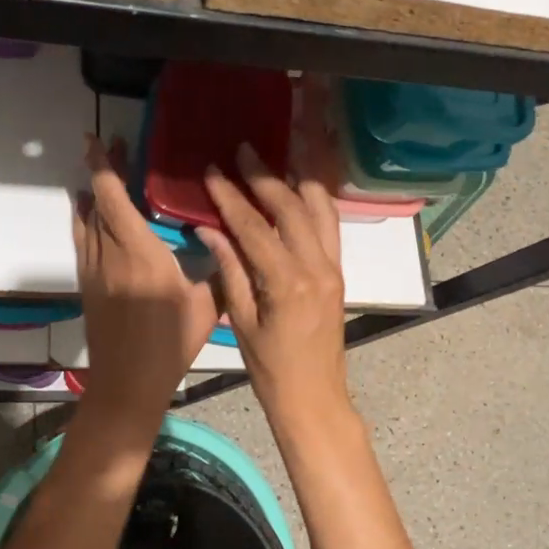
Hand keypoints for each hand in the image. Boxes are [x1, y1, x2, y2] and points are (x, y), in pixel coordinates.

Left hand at [73, 135, 218, 426]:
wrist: (127, 383)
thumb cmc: (169, 344)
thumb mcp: (205, 306)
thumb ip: (218, 270)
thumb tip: (231, 241)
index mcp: (139, 252)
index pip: (113, 197)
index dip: (103, 165)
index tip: (97, 139)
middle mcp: (109, 253)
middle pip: (96, 201)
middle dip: (101, 171)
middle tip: (113, 146)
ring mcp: (93, 269)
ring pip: (85, 219)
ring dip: (92, 193)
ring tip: (104, 173)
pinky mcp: (88, 284)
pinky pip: (83, 239)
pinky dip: (87, 218)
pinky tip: (95, 215)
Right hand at [194, 142, 347, 415]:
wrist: (314, 397)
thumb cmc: (270, 367)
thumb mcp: (240, 320)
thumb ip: (229, 270)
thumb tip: (209, 229)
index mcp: (286, 282)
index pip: (254, 227)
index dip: (230, 197)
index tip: (214, 171)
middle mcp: (316, 267)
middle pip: (290, 208)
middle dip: (264, 178)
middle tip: (243, 151)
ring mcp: (333, 268)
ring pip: (318, 210)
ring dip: (296, 181)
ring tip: (276, 158)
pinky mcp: (339, 273)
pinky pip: (330, 226)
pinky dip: (315, 201)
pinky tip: (301, 187)